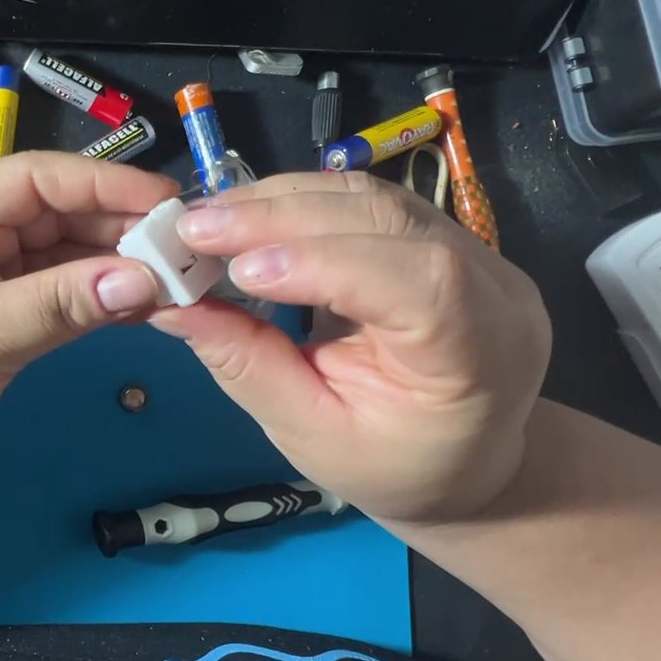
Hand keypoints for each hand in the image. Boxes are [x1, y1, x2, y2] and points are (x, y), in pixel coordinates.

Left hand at [0, 153, 176, 467]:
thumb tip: (145, 279)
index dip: (106, 183)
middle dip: (120, 226)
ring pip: (63, 250)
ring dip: (114, 263)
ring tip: (176, 279)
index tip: (167, 205)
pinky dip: (94, 295)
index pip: (37, 178)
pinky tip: (138, 304)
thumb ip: (62, 305)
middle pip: (58, 210)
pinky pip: (55, 287)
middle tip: (185, 251)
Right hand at [154, 171, 550, 523]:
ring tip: (205, 217)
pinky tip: (241, 213)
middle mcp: (490, 285)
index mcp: (478, 355)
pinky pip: (361, 201)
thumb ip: (246, 367)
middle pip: (386, 220)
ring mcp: (469, 250)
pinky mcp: (435, 235)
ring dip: (278, 199)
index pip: (417, 283)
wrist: (463, 458)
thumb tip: (170, 307)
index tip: (238, 272)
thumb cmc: (387, 463)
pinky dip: (292, 200)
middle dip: (281, 217)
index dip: (324, 264)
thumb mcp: (307, 432)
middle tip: (192, 228)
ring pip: (369, 196)